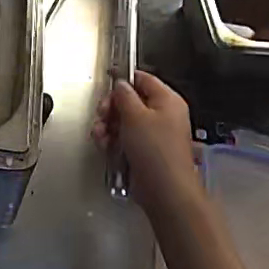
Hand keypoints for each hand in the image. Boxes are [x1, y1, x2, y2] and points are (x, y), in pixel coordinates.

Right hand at [91, 71, 200, 209]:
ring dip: (107, 126)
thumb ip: (124, 95)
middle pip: (129, 101)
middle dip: (111, 108)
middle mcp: (161, 115)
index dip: (124, 81)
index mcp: (167, 100)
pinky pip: (122, 139)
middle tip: (102, 114)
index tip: (107, 87)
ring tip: (101, 134)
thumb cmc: (155, 149)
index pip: (143, 79)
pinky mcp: (142, 151)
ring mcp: (151, 134)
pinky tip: (105, 145)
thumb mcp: (135, 115)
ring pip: (122, 121)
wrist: (163, 189)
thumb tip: (120, 85)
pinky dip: (111, 140)